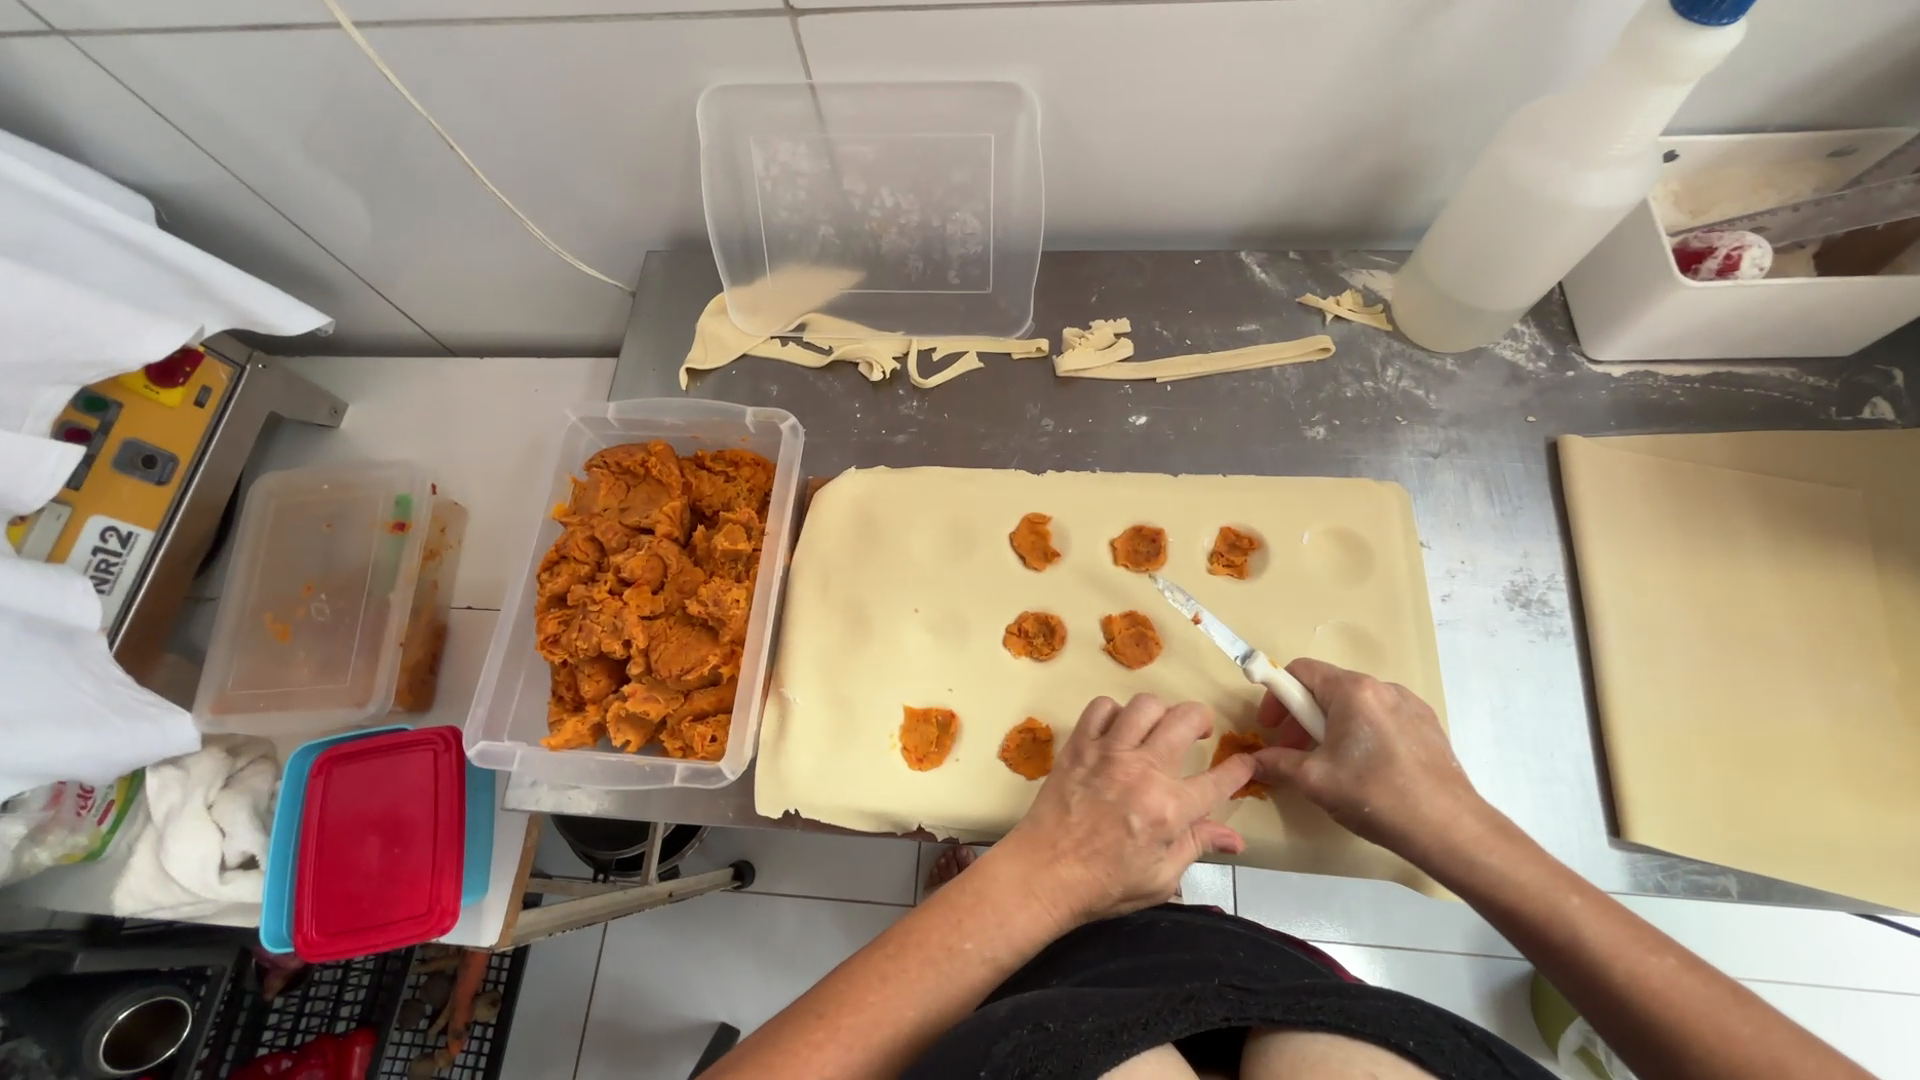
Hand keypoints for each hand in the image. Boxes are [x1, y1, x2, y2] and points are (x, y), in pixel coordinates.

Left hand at [1000, 694, 1253, 926]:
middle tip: (1199, 733)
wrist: (1044, 873)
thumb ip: (1196, 846)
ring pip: (1145, 705)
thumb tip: (1234, 839)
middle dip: (1202, 720)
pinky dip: (1114, 712)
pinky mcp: (1079, 746)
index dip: (1240, 769)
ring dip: (1160, 712)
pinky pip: (1101, 708)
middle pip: (1186, 719)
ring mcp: (1108, 753)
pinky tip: (1117, 731)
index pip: (1219, 780)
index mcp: (1169, 809)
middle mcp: (1143, 771)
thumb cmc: (1103, 885)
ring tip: (1159, 727)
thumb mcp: (1160, 878)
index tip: (1245, 762)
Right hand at [1253, 658, 1487, 860]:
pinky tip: (1364, 769)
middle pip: (1328, 688)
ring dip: (1331, 726)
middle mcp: (1383, 688)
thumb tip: (1254, 762)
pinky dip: (1361, 733)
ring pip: (1356, 705)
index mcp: (1353, 691)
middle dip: (1302, 716)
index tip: (1270, 726)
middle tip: (1293, 749)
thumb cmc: (1375, 795)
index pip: (1301, 671)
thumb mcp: (1314, 780)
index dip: (1277, 694)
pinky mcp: (1428, 726)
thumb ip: (1278, 763)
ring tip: (1328, 763)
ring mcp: (1410, 706)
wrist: (1450, 830)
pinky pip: (1381, 718)